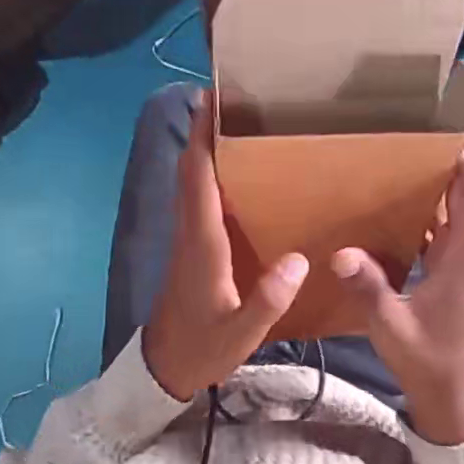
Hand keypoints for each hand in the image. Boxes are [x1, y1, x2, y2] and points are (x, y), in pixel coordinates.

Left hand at [142, 91, 307, 401]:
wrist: (164, 365)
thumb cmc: (201, 347)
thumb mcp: (240, 331)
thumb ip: (267, 299)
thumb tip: (298, 259)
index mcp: (202, 244)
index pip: (197, 178)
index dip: (201, 137)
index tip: (211, 98)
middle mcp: (190, 232)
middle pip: (190, 171)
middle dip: (203, 131)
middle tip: (231, 98)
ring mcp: (186, 240)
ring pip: (191, 183)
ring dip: (204, 150)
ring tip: (237, 125)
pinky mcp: (190, 249)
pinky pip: (197, 201)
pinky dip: (208, 176)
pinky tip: (235, 176)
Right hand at [332, 113, 463, 444]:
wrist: (445, 387)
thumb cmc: (422, 356)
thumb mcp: (390, 326)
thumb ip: (370, 291)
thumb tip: (341, 253)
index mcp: (462, 262)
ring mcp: (462, 264)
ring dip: (463, 178)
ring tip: (445, 147)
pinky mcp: (451, 272)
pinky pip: (452, 227)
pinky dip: (445, 203)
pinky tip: (423, 195)